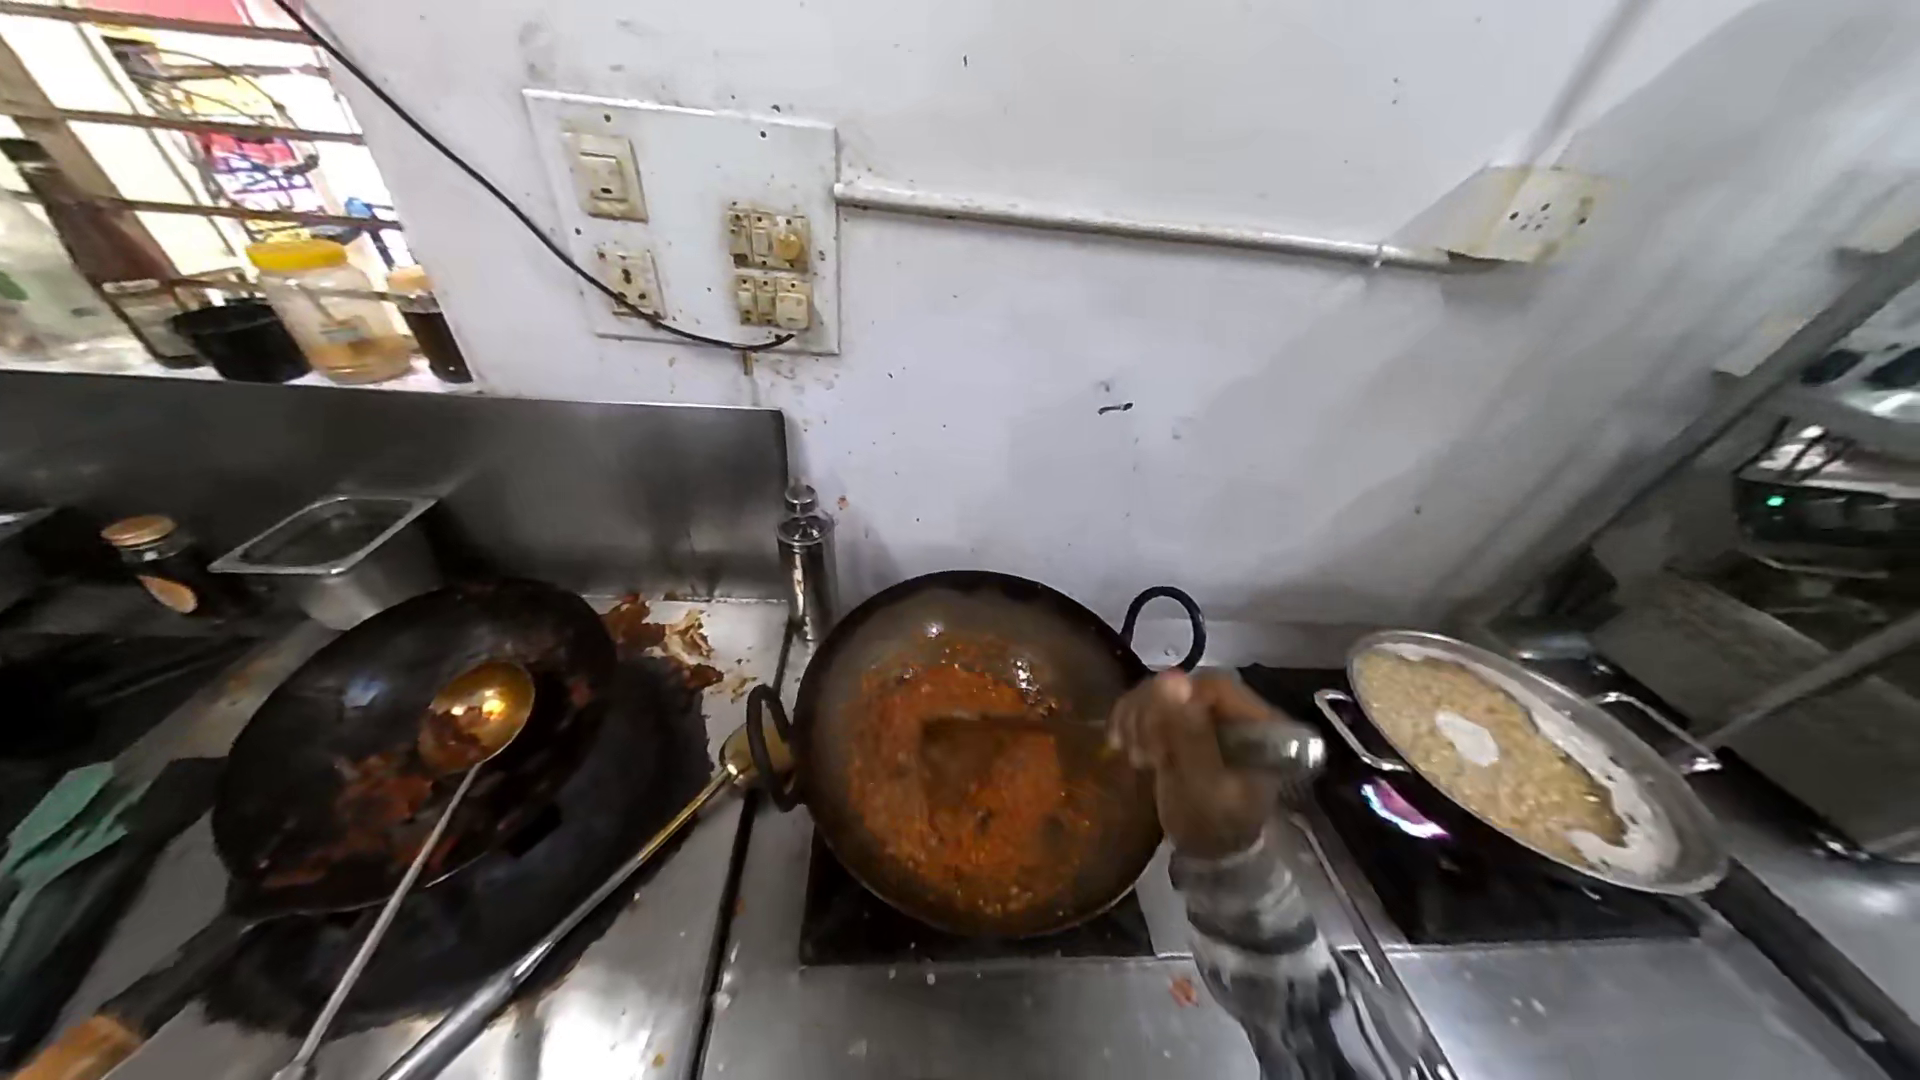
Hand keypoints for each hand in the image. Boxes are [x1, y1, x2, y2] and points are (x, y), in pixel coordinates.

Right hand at [1107, 670, 1286, 858]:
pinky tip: (1122, 742)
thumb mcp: (1203, 786)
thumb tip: (1171, 679)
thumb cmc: (1213, 826)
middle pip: (1185, 685)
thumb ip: (1189, 734)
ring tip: (1134, 755)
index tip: (1153, 743)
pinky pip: (1152, 700)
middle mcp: (1241, 708)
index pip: (1211, 687)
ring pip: (1164, 690)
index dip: (1173, 704)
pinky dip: (1130, 717)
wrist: (1209, 853)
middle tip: (1139, 754)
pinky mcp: (1188, 718)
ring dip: (1137, 717)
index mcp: (1262, 722)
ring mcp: (1214, 712)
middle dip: (1151, 714)